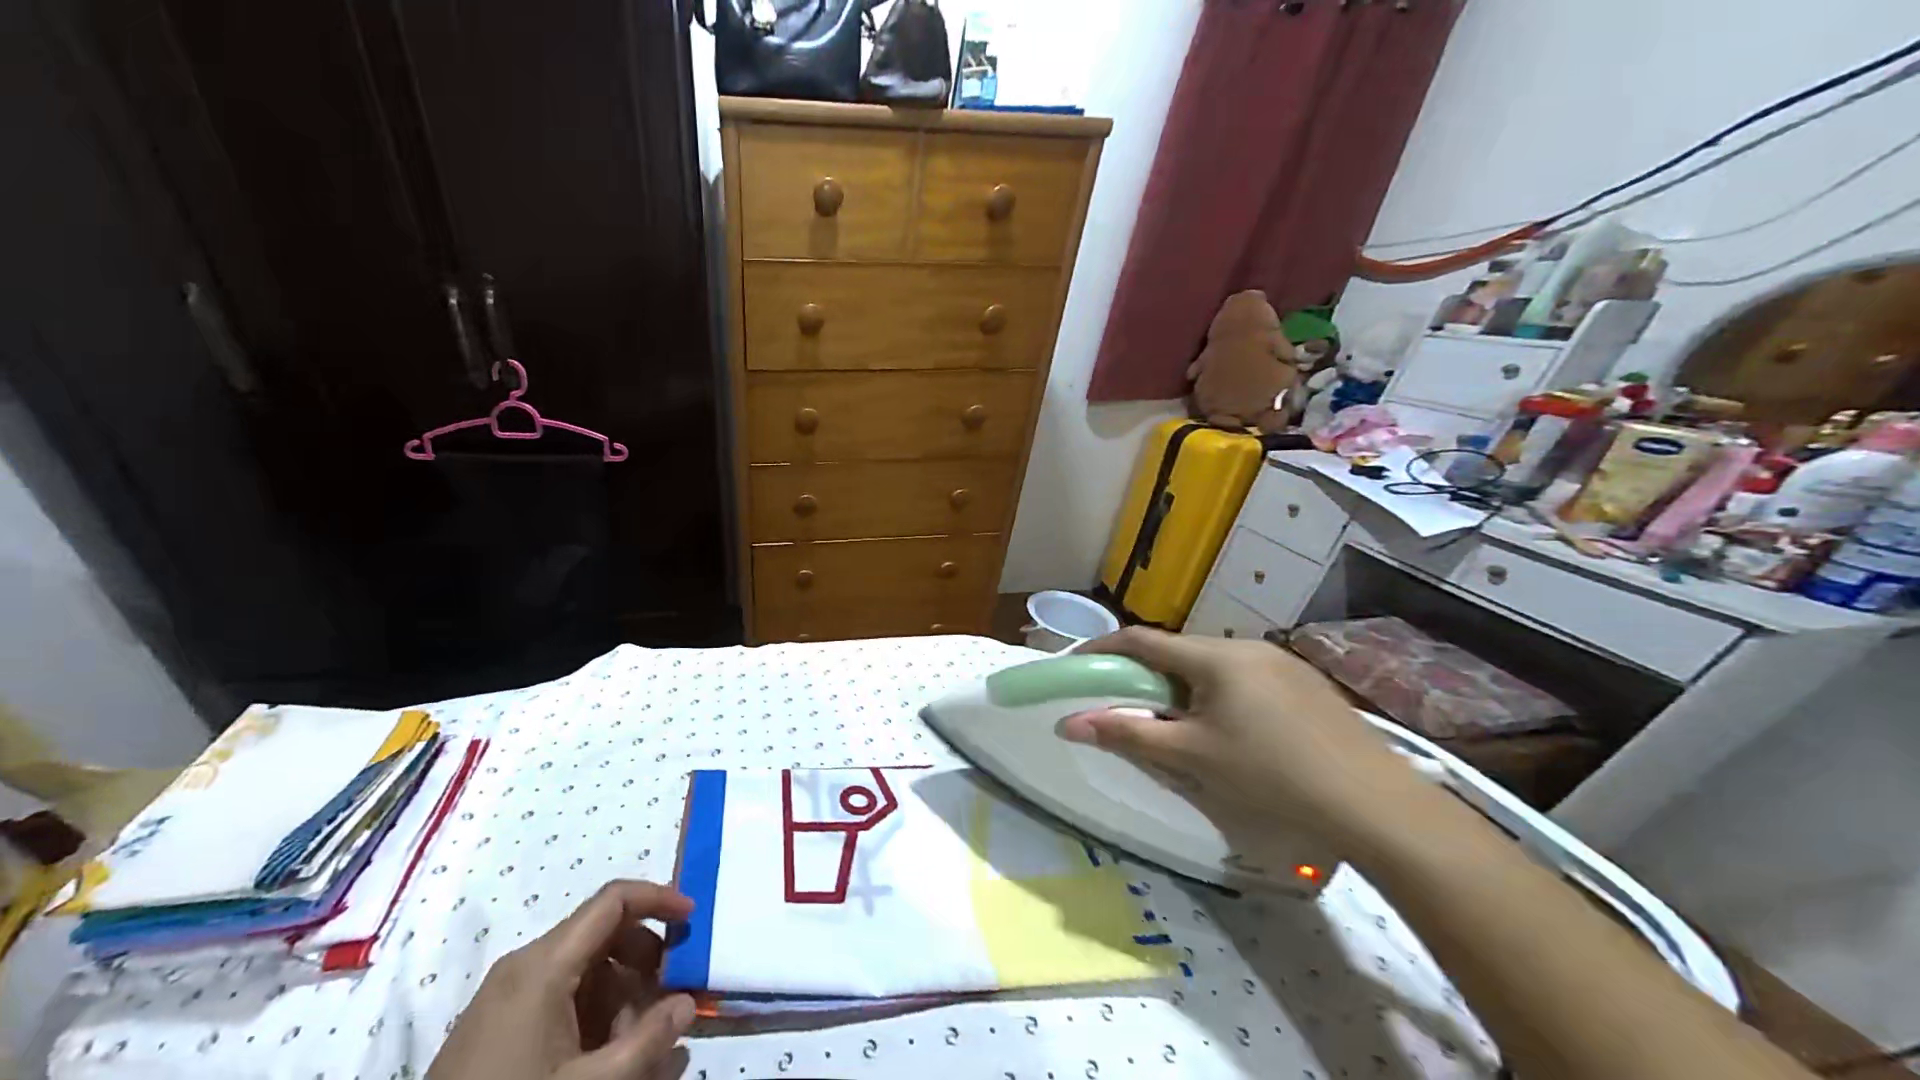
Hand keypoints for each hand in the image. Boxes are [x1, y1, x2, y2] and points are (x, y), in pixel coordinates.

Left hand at [428, 881, 695, 1079]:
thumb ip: (648, 1041)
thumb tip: (687, 1003)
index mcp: (544, 964)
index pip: (613, 900)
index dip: (659, 898)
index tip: (694, 918)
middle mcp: (526, 964)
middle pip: (604, 932)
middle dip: (646, 959)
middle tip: (670, 997)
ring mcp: (508, 993)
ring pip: (586, 965)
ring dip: (623, 991)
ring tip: (637, 1041)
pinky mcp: (500, 1021)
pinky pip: (562, 992)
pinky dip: (595, 1009)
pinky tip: (605, 1053)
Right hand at [1062, 628, 1426, 850]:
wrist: (1374, 803)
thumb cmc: (1271, 775)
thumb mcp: (1193, 757)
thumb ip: (1129, 736)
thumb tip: (1071, 723)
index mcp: (1216, 657)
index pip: (1143, 639)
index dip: (1103, 648)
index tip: (1076, 664)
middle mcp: (1247, 647)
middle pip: (1178, 651)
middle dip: (1144, 672)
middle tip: (1124, 704)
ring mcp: (1282, 663)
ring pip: (1212, 665)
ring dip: (1182, 685)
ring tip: (1174, 722)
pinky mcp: (1305, 684)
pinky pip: (1243, 678)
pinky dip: (1216, 693)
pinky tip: (1228, 729)